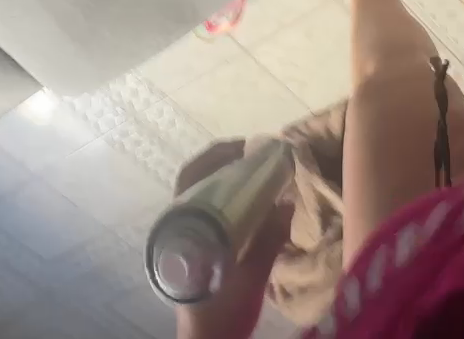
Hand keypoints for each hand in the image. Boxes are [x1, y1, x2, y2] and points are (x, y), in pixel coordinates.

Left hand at [172, 141, 293, 338]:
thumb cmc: (222, 316)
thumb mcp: (250, 280)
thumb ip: (268, 241)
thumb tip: (287, 202)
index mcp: (182, 231)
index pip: (189, 178)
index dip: (215, 157)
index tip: (245, 148)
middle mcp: (176, 228)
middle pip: (194, 179)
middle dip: (223, 159)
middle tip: (255, 152)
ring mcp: (181, 236)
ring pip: (198, 191)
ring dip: (224, 174)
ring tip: (256, 166)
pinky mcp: (192, 246)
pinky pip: (205, 207)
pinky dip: (225, 193)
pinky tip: (249, 195)